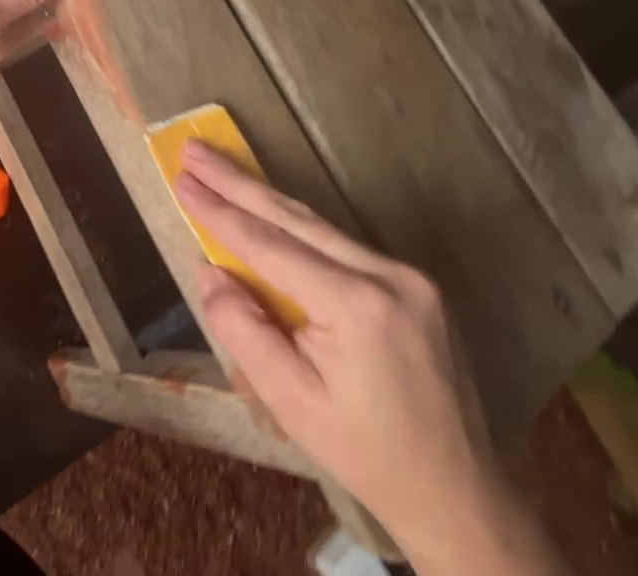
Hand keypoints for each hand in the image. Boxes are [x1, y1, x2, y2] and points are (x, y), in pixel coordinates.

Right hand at [175, 142, 531, 562]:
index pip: (269, 244)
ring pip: (319, 226)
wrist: (456, 490)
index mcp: (358, 305)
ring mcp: (408, 278)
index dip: (219, 211)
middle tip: (193, 148)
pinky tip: (265, 211)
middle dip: (238, 182)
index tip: (181, 179)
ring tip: (218, 169)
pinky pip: (339, 245)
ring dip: (263, 198)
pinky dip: (294, 226)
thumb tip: (210, 272)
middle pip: (296, 218)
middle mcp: (390, 277)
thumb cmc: (363, 449)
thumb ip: (243, 329)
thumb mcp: (289, 398)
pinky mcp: (414, 287)